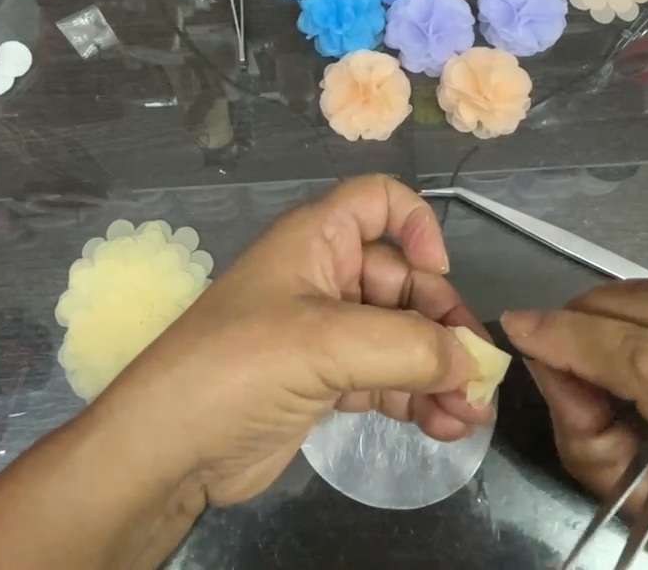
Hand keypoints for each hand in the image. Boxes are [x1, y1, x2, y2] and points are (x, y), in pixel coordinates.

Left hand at [96, 175, 493, 506]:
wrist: (170, 447)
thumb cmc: (240, 366)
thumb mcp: (324, 344)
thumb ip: (407, 347)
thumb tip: (470, 362)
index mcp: (317, 239)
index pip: (378, 201)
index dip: (416, 223)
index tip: (439, 269)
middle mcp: (325, 276)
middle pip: (404, 281)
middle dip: (442, 326)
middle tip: (477, 378)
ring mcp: (325, 331)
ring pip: (401, 336)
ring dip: (438, 371)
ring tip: (469, 417)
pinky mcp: (325, 380)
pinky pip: (387, 376)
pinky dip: (417, 397)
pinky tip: (443, 428)